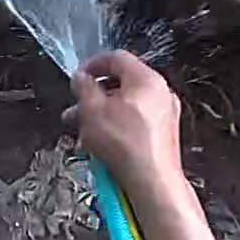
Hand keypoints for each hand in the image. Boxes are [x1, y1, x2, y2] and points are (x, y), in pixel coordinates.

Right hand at [65, 50, 183, 189]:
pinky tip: (99, 146)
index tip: (79, 76)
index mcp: (146, 80)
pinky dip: (115, 129)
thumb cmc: (127, 146)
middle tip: (76, 108)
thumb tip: (80, 79)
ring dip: (100, 116)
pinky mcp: (161, 136)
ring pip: (125, 107)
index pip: (116, 58)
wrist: (152, 181)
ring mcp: (163, 115)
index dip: (93, 64)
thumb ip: (83, 88)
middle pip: (120, 85)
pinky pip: (133, 124)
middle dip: (92, 98)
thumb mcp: (92, 110)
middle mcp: (159, 94)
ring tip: (82, 132)